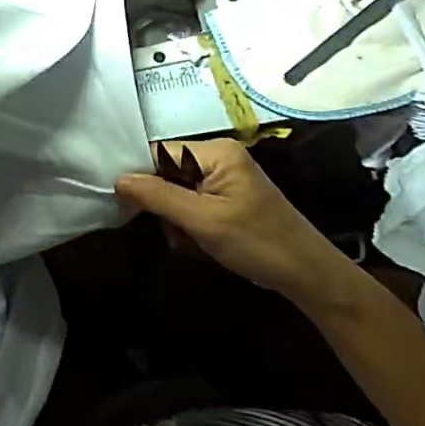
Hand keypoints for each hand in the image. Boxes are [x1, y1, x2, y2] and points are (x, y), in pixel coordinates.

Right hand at [116, 139, 364, 314]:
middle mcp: (218, 156)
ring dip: (176, 220)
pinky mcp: (226, 197)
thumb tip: (117, 180)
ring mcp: (224, 177)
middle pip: (167, 171)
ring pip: (176, 191)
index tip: (125, 203)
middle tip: (177, 232)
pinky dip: (189, 225)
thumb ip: (158, 196)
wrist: (307, 274)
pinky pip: (191, 203)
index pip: (161, 152)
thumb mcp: (203, 221)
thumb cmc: (257, 243)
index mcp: (216, 151)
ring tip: (193, 242)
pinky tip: (201, 244)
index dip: (141, 175)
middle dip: (164, 205)